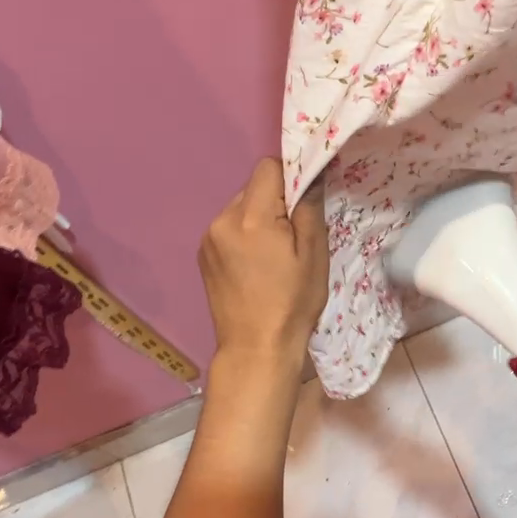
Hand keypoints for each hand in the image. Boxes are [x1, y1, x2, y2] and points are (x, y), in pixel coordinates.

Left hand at [198, 159, 328, 365]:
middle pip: (254, 188)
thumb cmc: (292, 304)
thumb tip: (312, 174)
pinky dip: (245, 238)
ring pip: (242, 209)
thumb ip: (309, 208)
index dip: (291, 180)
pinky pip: (229, 229)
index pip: (268, 168)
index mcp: (250, 217)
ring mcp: (208, 239)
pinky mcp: (203, 256)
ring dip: (260, 221)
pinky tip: (256, 268)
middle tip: (293, 239)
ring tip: (274, 258)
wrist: (256, 349)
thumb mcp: (313, 255)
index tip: (303, 209)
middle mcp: (222, 220)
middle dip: (275, 203)